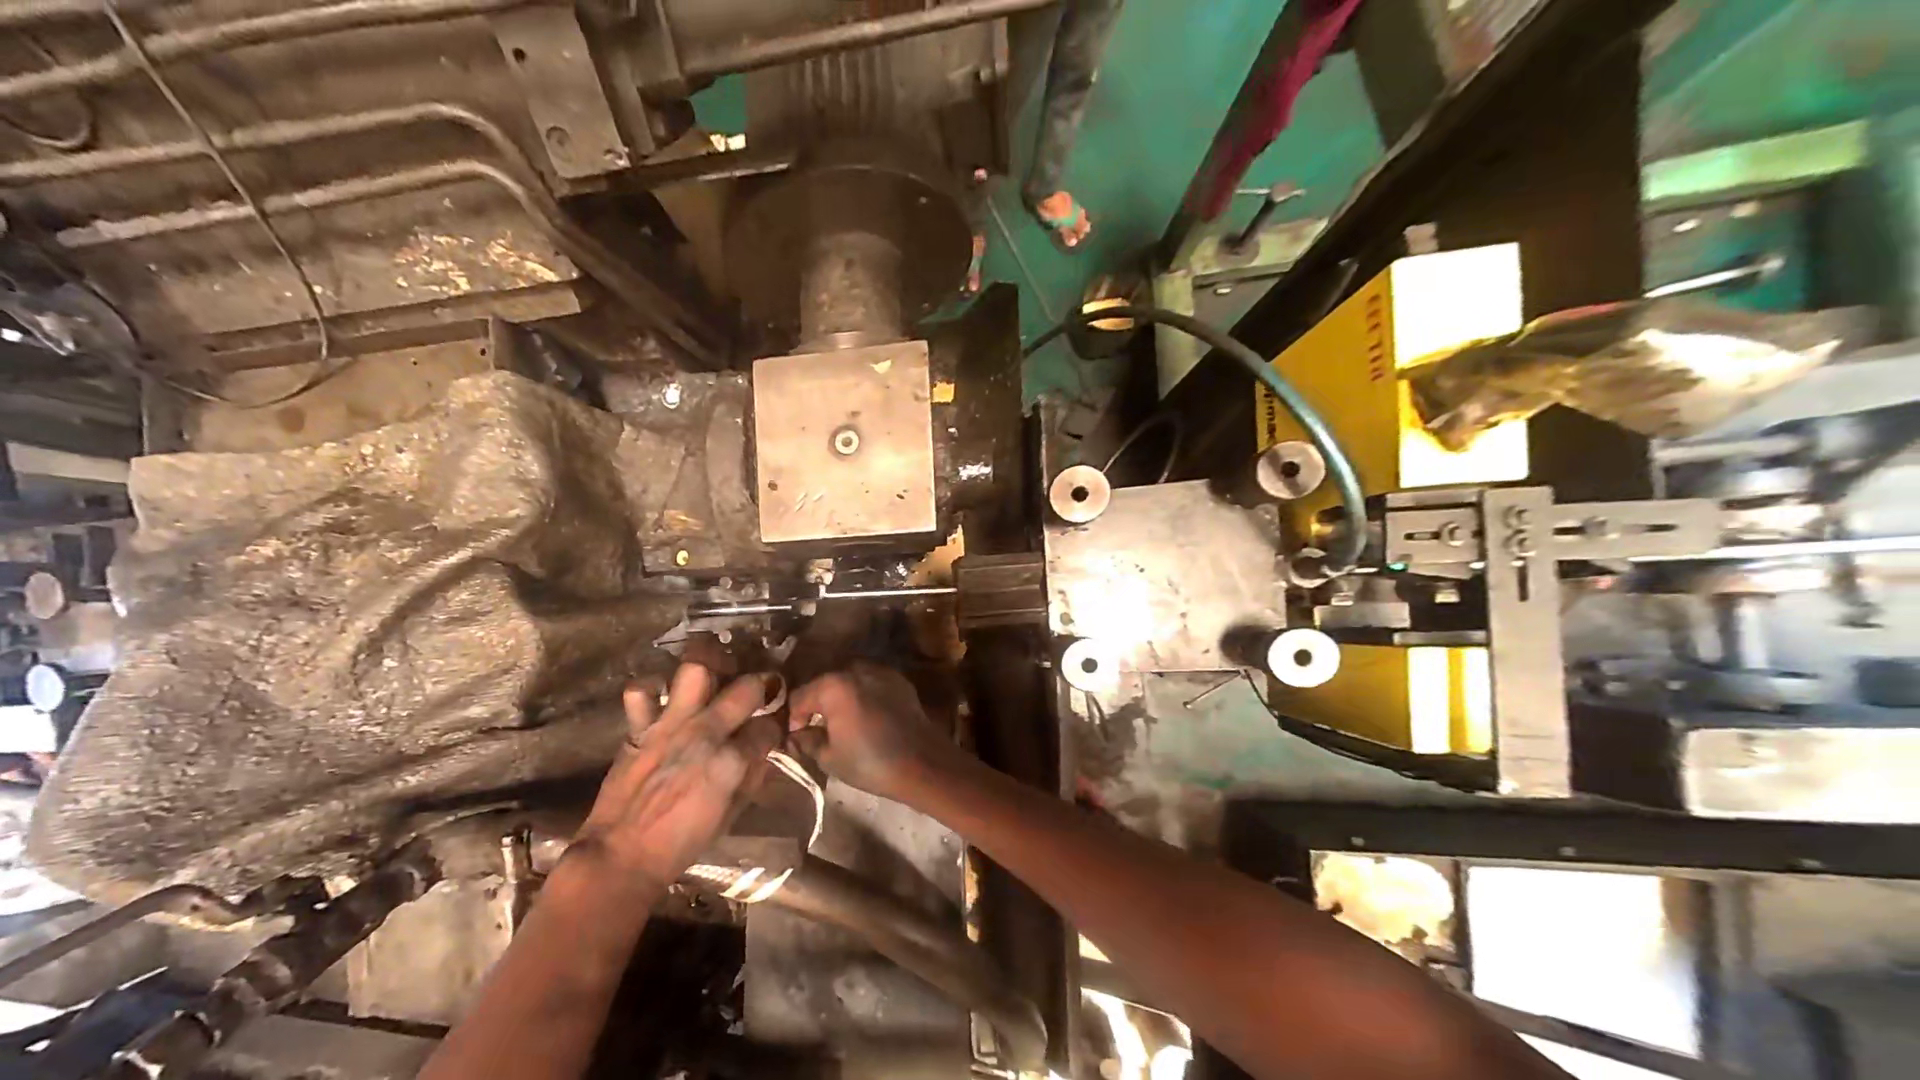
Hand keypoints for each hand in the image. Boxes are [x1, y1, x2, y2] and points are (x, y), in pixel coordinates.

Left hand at [570, 663, 781, 887]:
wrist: (622, 855)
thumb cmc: (682, 841)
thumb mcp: (733, 813)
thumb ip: (754, 774)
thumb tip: (766, 748)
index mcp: (732, 762)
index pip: (770, 727)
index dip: (778, 723)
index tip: (777, 724)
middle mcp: (705, 733)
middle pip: (747, 687)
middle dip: (763, 684)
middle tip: (762, 688)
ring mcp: (670, 726)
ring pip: (696, 669)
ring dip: (712, 664)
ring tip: (718, 669)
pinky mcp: (640, 727)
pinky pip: (641, 690)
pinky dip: (653, 688)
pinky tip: (665, 695)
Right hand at [788, 663, 960, 803]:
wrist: (923, 762)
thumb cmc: (870, 762)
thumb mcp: (830, 758)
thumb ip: (808, 740)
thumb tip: (797, 734)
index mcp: (832, 686)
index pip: (799, 697)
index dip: (794, 718)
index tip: (797, 736)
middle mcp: (855, 670)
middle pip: (824, 684)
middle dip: (818, 704)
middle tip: (817, 728)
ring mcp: (880, 672)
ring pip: (849, 681)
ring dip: (841, 697)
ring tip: (842, 722)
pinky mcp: (898, 680)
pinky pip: (871, 683)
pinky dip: (863, 695)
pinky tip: (867, 717)